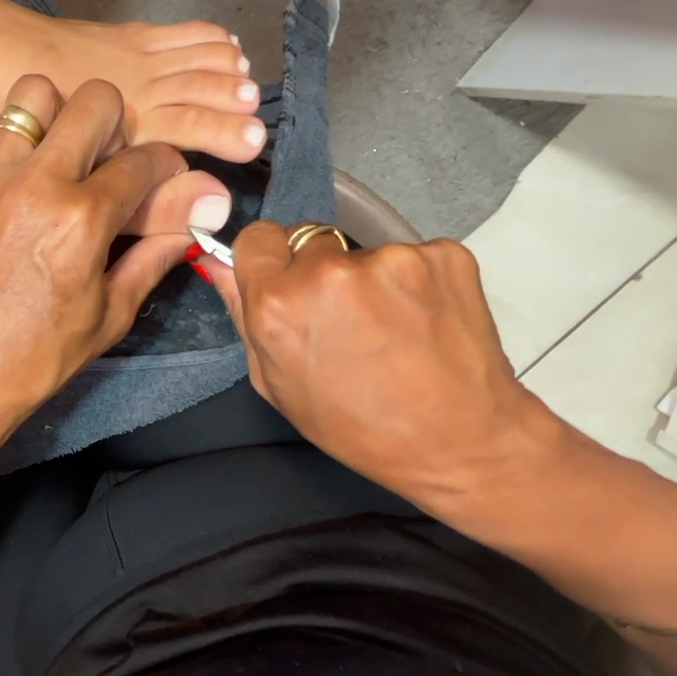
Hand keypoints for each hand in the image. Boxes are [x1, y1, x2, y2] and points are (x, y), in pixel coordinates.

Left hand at [0, 75, 232, 476]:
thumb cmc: (40, 358)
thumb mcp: (111, 315)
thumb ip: (154, 255)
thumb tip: (196, 218)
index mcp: (82, 220)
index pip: (145, 160)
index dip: (168, 169)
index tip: (168, 184)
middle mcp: (38, 185)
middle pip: (95, 101)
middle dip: (119, 125)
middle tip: (114, 164)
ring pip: (33, 94)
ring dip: (59, 115)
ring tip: (66, 158)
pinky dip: (5, 135)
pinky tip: (20, 171)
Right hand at [201, 222, 568, 512]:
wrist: (454, 437)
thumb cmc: (356, 425)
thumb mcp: (275, 384)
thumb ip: (245, 318)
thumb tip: (223, 269)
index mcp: (278, 304)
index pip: (257, 238)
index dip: (266, 260)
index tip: (280, 280)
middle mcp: (329, 271)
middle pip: (307, 241)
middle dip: (314, 271)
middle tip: (338, 319)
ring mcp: (390, 259)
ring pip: (359, 252)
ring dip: (365, 280)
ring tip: (384, 330)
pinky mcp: (442, 254)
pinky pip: (407, 257)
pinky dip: (409, 283)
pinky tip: (416, 324)